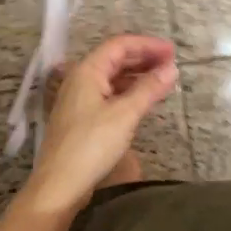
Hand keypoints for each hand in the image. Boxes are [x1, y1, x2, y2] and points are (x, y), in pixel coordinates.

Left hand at [24, 35, 177, 211]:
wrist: (58, 185)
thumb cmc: (91, 144)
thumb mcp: (125, 115)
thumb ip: (148, 89)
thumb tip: (172, 69)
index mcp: (88, 70)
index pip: (120, 45)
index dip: (147, 45)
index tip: (172, 51)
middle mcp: (81, 78)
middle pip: (115, 59)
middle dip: (143, 59)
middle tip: (171, 64)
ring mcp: (79, 98)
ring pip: (112, 78)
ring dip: (136, 76)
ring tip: (161, 81)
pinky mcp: (81, 117)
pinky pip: (108, 94)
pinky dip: (127, 92)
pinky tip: (141, 100)